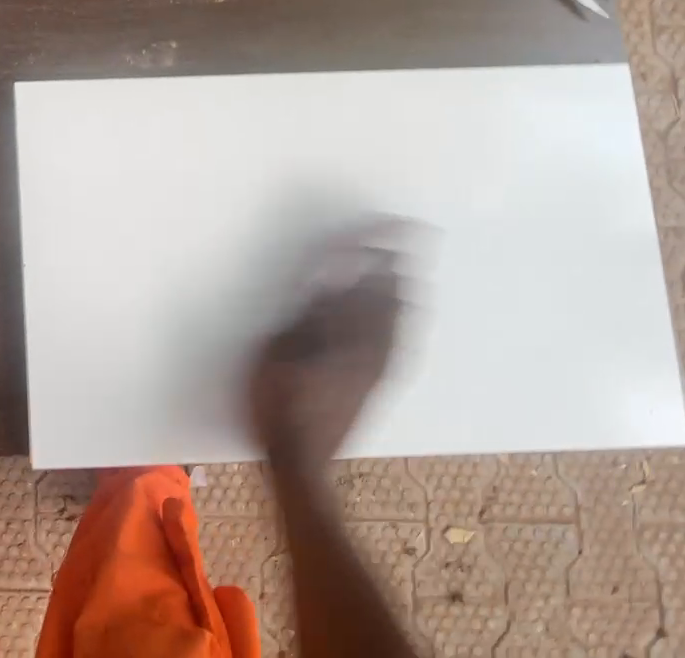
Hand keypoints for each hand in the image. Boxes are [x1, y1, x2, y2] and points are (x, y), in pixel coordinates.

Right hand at [250, 223, 408, 468]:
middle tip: (404, 233)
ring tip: (407, 264)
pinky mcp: (378, 383)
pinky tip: (405, 314)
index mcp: (346, 334)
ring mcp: (379, 368)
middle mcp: (372, 348)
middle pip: (392, 296)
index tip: (385, 222)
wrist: (302, 462)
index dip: (374, 248)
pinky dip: (405, 317)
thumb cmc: (277, 403)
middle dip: (397, 261)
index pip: (365, 279)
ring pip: (402, 318)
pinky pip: (402, 340)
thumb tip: (331, 276)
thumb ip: (309, 312)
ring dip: (404, 286)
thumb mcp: (279, 351)